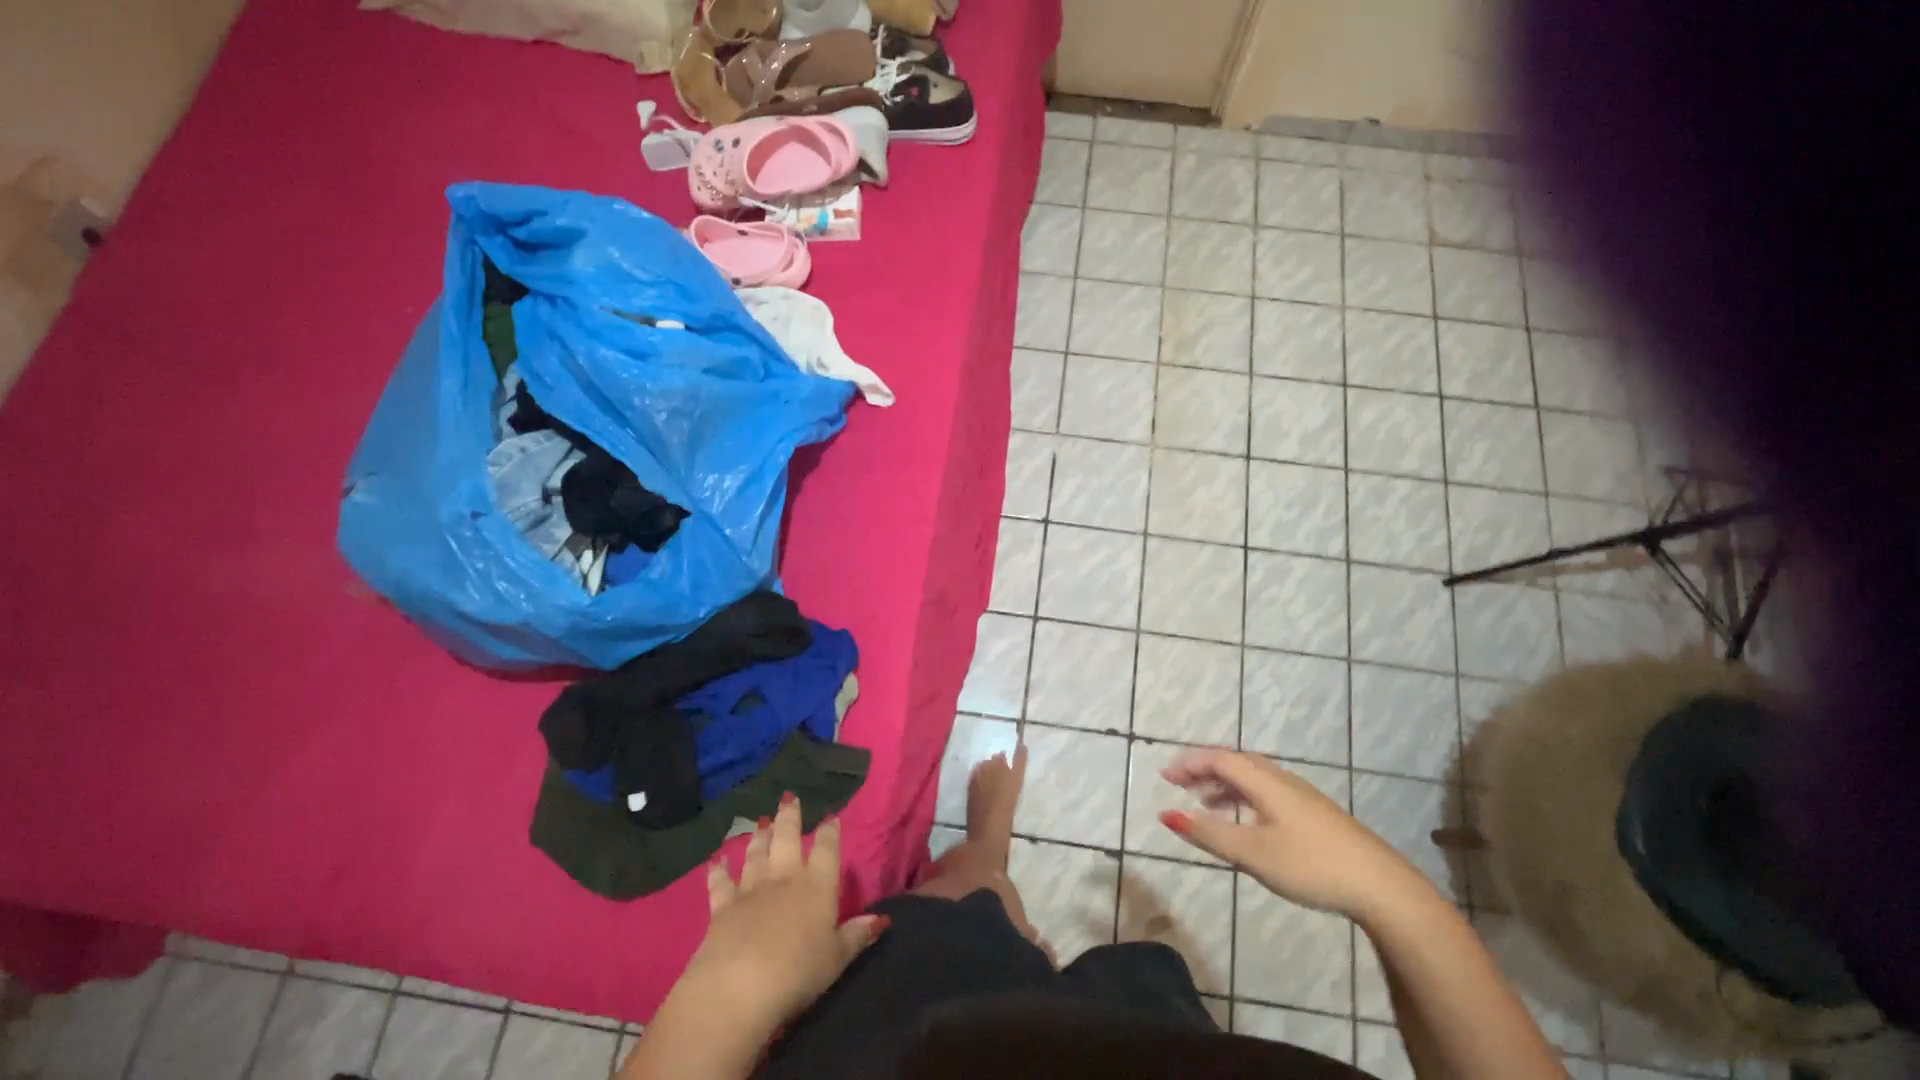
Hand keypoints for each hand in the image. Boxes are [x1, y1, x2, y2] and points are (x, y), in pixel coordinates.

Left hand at [678, 795, 886, 1028]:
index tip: (831, 817)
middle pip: (787, 839)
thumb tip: (882, 918)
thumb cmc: (798, 972)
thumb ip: (857, 935)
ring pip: (756, 854)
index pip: (827, 850)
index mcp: (817, 887)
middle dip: (790, 818)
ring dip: (760, 837)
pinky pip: (721, 882)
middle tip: (789, 799)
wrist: (739, 985)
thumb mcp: (836, 958)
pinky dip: (719, 870)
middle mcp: (784, 879)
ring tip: (761, 822)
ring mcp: (751, 890)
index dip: (830, 832)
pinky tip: (717, 860)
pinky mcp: (722, 906)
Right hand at [1159, 749, 1424, 917]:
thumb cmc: (1310, 866)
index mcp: (1267, 783)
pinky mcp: (1315, 815)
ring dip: (1224, 784)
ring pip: (1254, 778)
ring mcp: (1303, 797)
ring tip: (1203, 802)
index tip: (1164, 777)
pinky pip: (1267, 792)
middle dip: (1204, 770)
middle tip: (1178, 784)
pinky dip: (1244, 797)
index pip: (1220, 759)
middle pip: (1237, 763)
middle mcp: (1283, 781)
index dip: (1190, 763)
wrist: (1380, 886)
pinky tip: (1244, 821)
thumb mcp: (1252, 853)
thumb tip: (1166, 814)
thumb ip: (1208, 834)